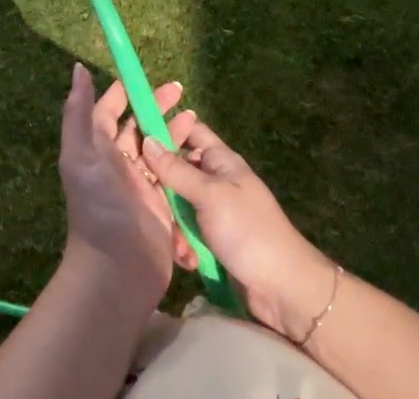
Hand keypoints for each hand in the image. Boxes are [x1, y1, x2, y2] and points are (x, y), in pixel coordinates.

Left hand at [58, 64, 196, 307]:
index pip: (108, 113)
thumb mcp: (80, 155)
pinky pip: (175, 176)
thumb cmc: (98, 207)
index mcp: (96, 151)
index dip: (122, 93)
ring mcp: (142, 187)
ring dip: (174, 131)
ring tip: (195, 115)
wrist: (118, 269)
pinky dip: (187, 160)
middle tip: (180, 90)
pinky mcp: (164, 207)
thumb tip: (78, 70)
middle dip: (155, 108)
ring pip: (159, 150)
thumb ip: (78, 113)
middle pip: (138, 128)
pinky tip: (203, 149)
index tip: (142, 76)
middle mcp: (117, 166)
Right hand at [140, 114, 338, 344]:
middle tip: (151, 204)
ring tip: (180, 244)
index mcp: (221, 161)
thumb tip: (147, 140)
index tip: (135, 136)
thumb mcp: (210, 195)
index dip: (165, 129)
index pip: (190, 131)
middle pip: (176, 171)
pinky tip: (188, 260)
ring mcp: (214, 211)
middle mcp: (216, 181)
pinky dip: (185, 245)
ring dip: (174, 225)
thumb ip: (176, 170)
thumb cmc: (249, 230)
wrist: (283, 289)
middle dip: (163, 190)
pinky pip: (186, 232)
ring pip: (177, 205)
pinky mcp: (212, 239)